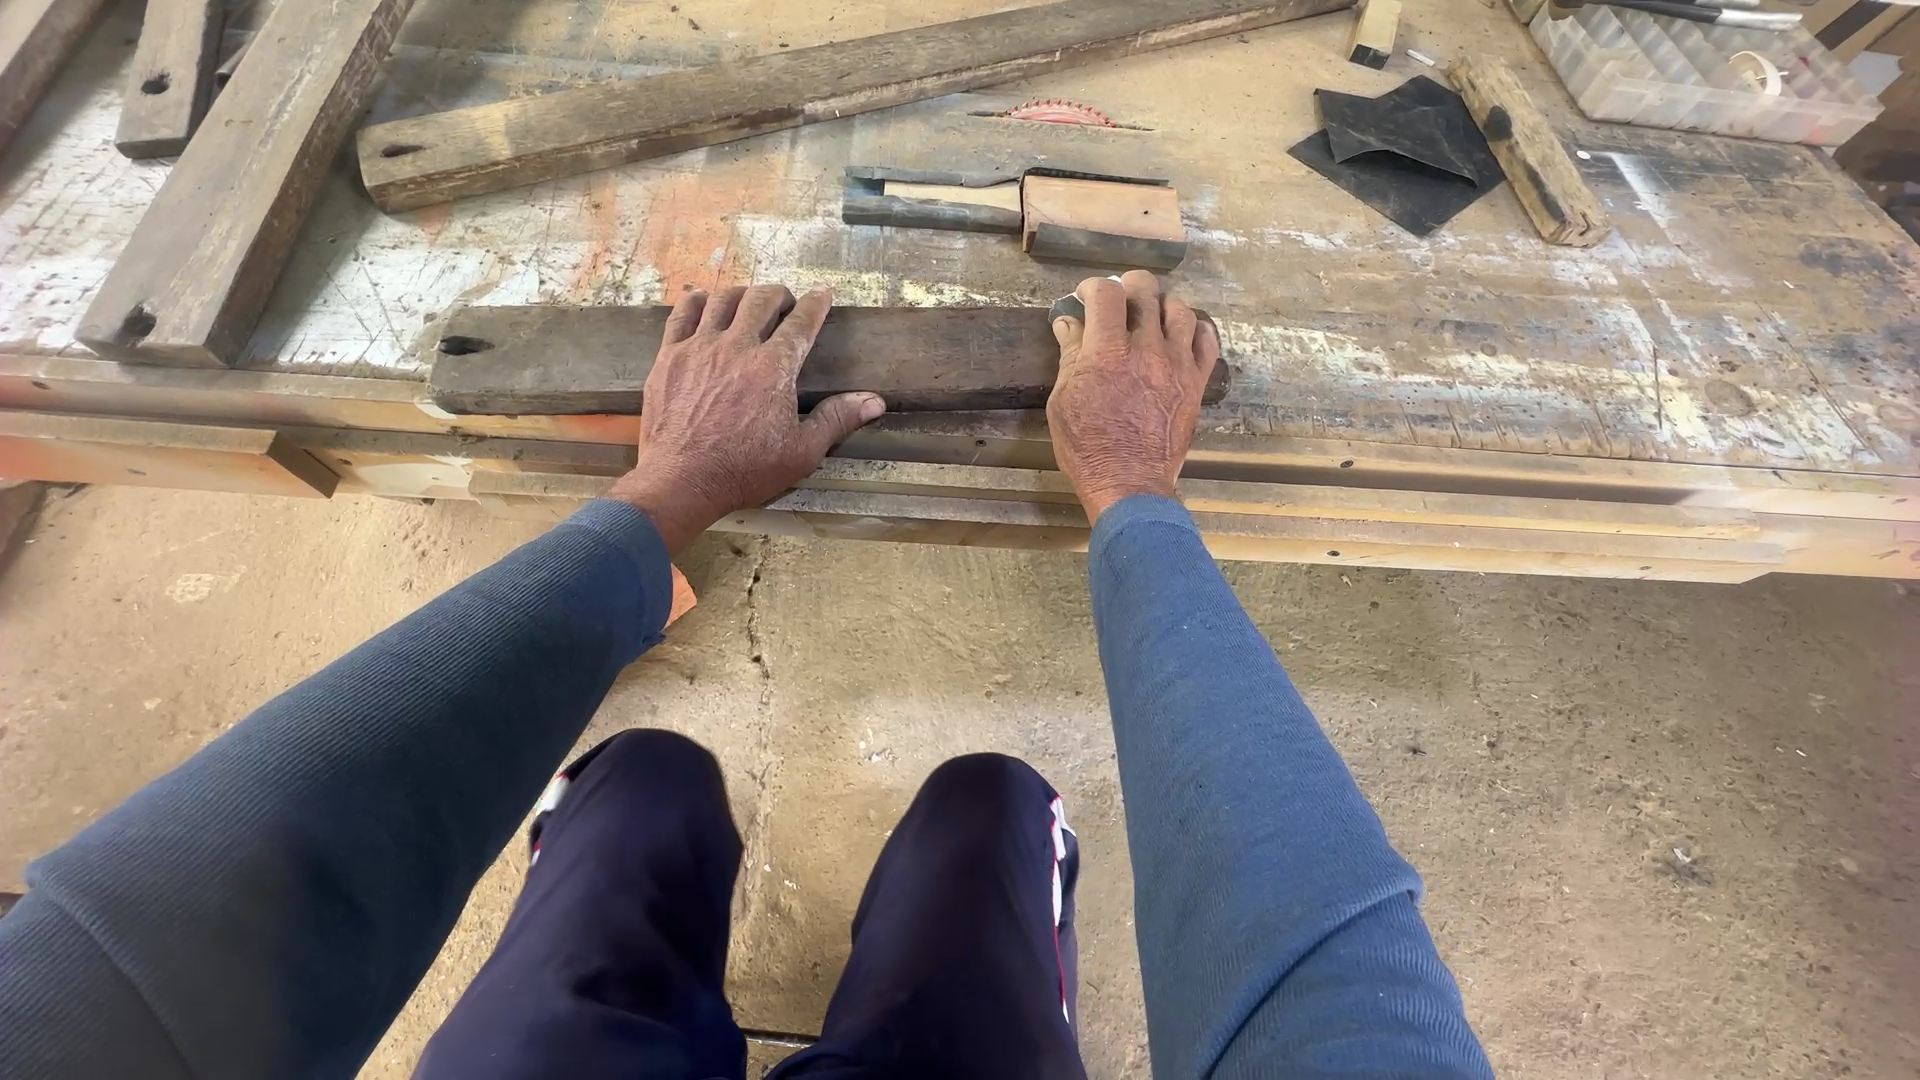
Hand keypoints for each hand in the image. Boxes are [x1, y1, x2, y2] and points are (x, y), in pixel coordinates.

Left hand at [606, 284, 885, 551]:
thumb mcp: (802, 452)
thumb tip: (874, 402)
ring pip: (723, 299)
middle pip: (762, 300)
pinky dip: (699, 301)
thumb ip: (837, 420)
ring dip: (743, 294)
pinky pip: (683, 313)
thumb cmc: (745, 470)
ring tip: (750, 302)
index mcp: (774, 368)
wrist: (682, 480)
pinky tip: (706, 304)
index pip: (802, 322)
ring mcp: (699, 347)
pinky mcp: (669, 356)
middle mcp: (737, 347)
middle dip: (780, 295)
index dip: (817, 304)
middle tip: (787, 304)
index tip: (824, 295)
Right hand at [1046, 271, 1219, 521]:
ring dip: (1161, 304)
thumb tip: (1067, 322)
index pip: (1105, 294)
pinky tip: (1181, 334)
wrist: (1129, 483)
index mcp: (1107, 353)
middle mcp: (1146, 349)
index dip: (1092, 287)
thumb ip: (1069, 356)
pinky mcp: (1197, 382)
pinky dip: (1194, 328)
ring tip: (1150, 316)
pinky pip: (1207, 339)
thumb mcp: (1063, 402)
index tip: (1085, 296)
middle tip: (1117, 300)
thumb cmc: (1086, 447)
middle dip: (1127, 286)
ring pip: (1179, 308)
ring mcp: (1177, 364)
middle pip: (1145, 291)